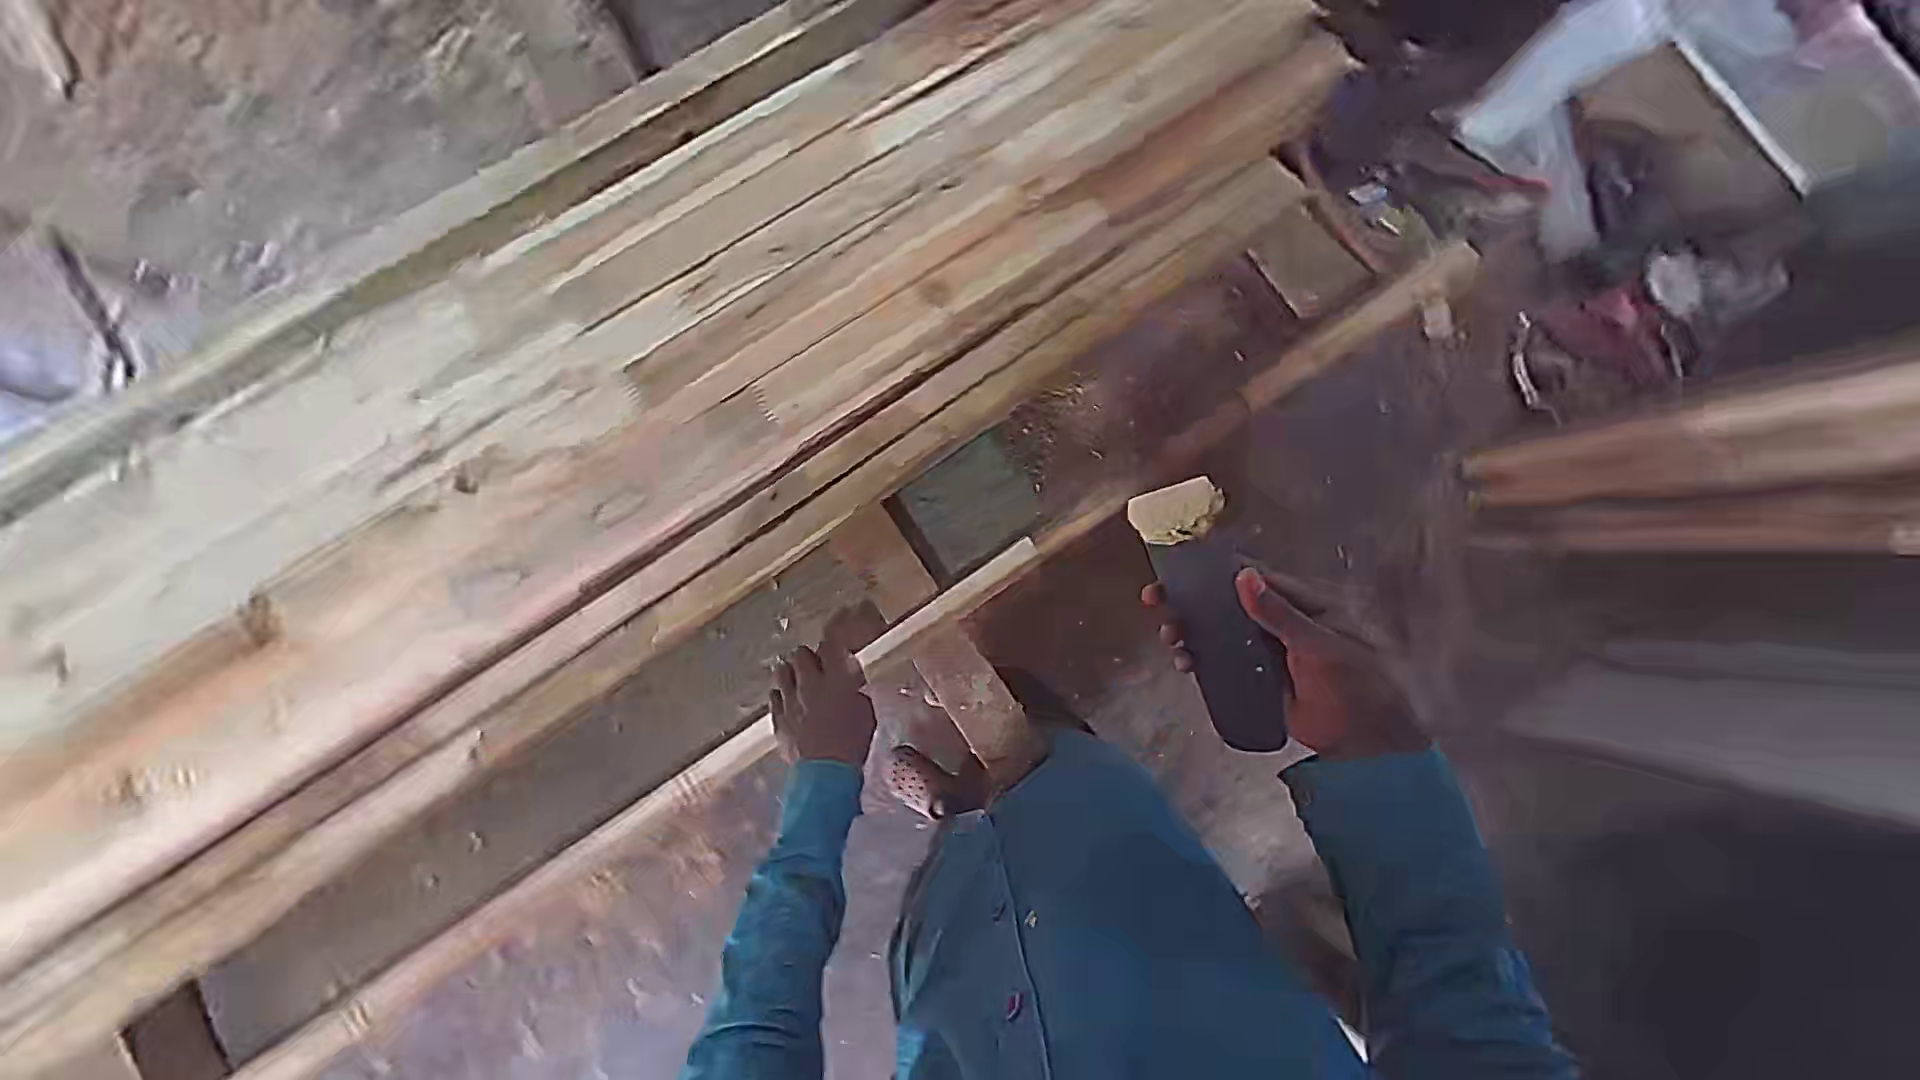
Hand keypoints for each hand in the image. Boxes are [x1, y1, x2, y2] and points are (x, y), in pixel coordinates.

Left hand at [770, 602, 886, 765]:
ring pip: (782, 672)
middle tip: (821, 665)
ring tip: (802, 681)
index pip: (832, 642)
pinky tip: (791, 702)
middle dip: (810, 656)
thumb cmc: (853, 743)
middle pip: (801, 653)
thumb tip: (851, 673)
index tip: (843, 615)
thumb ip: (856, 686)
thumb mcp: (866, 709)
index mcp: (835, 679)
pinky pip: (774, 698)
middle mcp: (808, 685)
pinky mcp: (777, 721)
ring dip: (792, 673)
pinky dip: (782, 695)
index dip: (837, 625)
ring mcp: (789, 702)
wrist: (826, 776)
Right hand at [1142, 569, 1427, 760]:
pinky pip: (1217, 661)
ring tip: (1170, 638)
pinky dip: (1196, 659)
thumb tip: (1244, 576)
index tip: (1179, 571)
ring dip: (1187, 631)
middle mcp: (1274, 621)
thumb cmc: (1354, 685)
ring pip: (1213, 632)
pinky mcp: (1251, 676)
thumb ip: (1279, 613)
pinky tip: (1184, 663)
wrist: (1362, 742)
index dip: (1212, 573)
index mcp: (1298, 603)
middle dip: (1187, 600)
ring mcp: (1261, 648)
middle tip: (1155, 599)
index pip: (1248, 578)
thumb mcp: (1317, 645)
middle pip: (1222, 603)